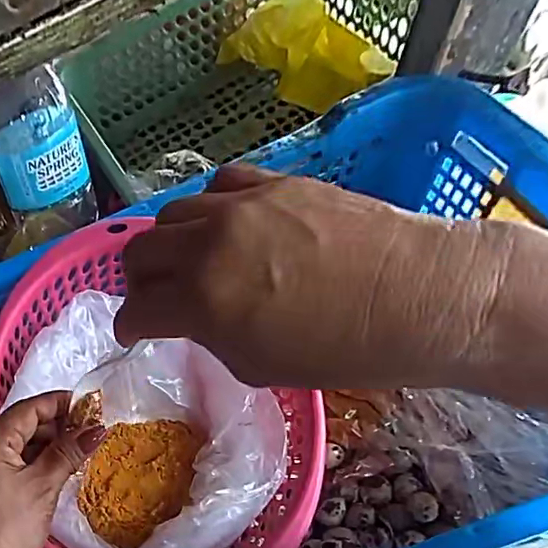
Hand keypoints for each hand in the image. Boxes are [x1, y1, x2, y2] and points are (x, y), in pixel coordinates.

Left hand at [0, 391, 101, 547]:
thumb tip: (97, 427)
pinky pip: (1, 461)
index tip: (93, 407)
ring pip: (11, 444)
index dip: (62, 404)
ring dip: (42, 446)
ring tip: (73, 456)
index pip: (30, 407)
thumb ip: (68, 452)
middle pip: (19, 423)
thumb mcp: (43, 488)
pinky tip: (48, 474)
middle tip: (88, 437)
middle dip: (55, 427)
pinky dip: (26, 463)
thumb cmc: (8, 529)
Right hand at [116, 162, 516, 389]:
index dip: (128, 327)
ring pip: (171, 214)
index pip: (135, 309)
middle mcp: (209, 246)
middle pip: (139, 253)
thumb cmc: (340, 351)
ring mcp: (241, 206)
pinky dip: (209, 209)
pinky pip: (218, 185)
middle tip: (158, 298)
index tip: (134, 333)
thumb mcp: (256, 365)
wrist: (420, 298)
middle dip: (139, 282)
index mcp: (202, 302)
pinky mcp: (275, 182)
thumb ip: (209, 336)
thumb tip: (193, 316)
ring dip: (170, 244)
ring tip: (192, 261)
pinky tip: (227, 228)